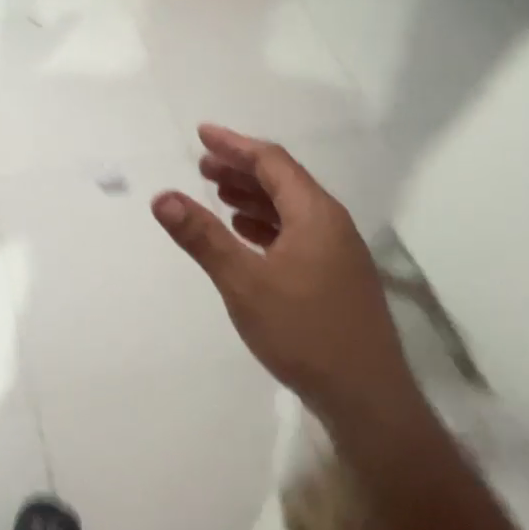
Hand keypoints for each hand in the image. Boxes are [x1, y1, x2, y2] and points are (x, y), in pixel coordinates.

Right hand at [151, 124, 416, 422]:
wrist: (365, 395)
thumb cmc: (303, 332)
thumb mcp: (243, 282)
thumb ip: (203, 237)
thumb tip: (162, 197)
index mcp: (315, 214)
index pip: (272, 162)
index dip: (234, 145)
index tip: (201, 134)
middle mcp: (332, 224)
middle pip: (284, 182)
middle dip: (241, 170)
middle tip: (202, 166)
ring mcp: (338, 253)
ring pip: (291, 210)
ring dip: (253, 198)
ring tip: (218, 195)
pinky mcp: (337, 279)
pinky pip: (298, 234)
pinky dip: (267, 226)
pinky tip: (247, 236)